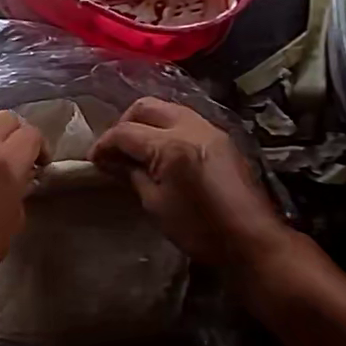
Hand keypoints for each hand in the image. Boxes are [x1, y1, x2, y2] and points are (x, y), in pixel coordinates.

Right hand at [90, 97, 290, 268]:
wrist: (251, 239)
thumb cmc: (199, 229)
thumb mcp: (156, 204)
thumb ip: (131, 175)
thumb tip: (110, 162)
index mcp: (171, 145)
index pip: (125, 132)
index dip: (104, 144)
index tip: (94, 160)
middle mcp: (190, 126)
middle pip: (146, 107)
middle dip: (124, 123)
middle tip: (114, 149)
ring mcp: (209, 128)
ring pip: (168, 108)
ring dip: (146, 122)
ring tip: (136, 149)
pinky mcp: (221, 137)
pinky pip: (186, 119)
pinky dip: (166, 127)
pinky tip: (161, 150)